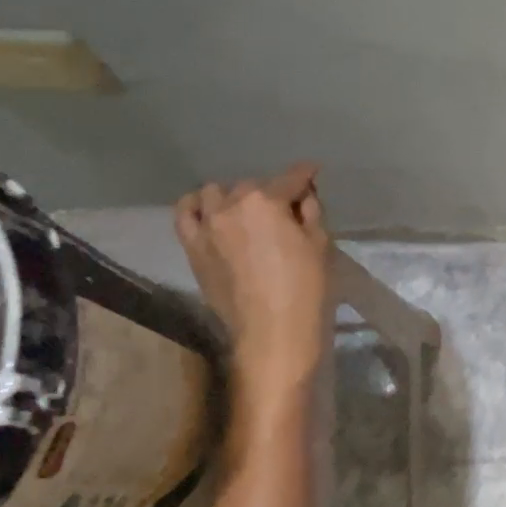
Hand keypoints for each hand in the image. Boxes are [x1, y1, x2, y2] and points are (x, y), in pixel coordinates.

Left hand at [174, 163, 330, 407]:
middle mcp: (231, 205)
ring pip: (215, 194)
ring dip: (233, 198)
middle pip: (252, 186)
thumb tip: (302, 196)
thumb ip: (311, 213)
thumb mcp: (320, 246)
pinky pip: (185, 214)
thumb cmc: (306, 289)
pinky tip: (208, 213)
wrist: (273, 333)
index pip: (291, 178)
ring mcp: (207, 225)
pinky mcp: (193, 247)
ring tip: (246, 214)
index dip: (306, 175)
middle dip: (270, 193)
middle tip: (285, 212)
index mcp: (267, 201)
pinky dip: (196, 207)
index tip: (313, 172)